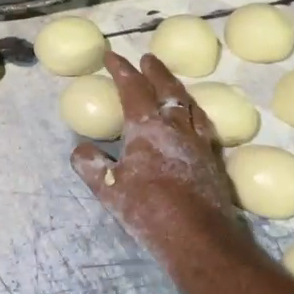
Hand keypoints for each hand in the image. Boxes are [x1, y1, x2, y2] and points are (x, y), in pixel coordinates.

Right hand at [71, 51, 235, 243]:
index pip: (133, 90)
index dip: (121, 71)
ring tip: (171, 83)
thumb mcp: (108, 189)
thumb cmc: (148, 208)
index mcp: (147, 128)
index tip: (111, 56)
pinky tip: (191, 120)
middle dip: (155, 72)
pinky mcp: (212, 161)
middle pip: (167, 90)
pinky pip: (201, 124)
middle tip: (147, 59)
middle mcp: (176, 128)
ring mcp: (198, 143)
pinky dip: (192, 112)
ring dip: (177, 89)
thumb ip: (91, 165)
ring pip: (189, 105)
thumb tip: (81, 151)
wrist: (198, 237)